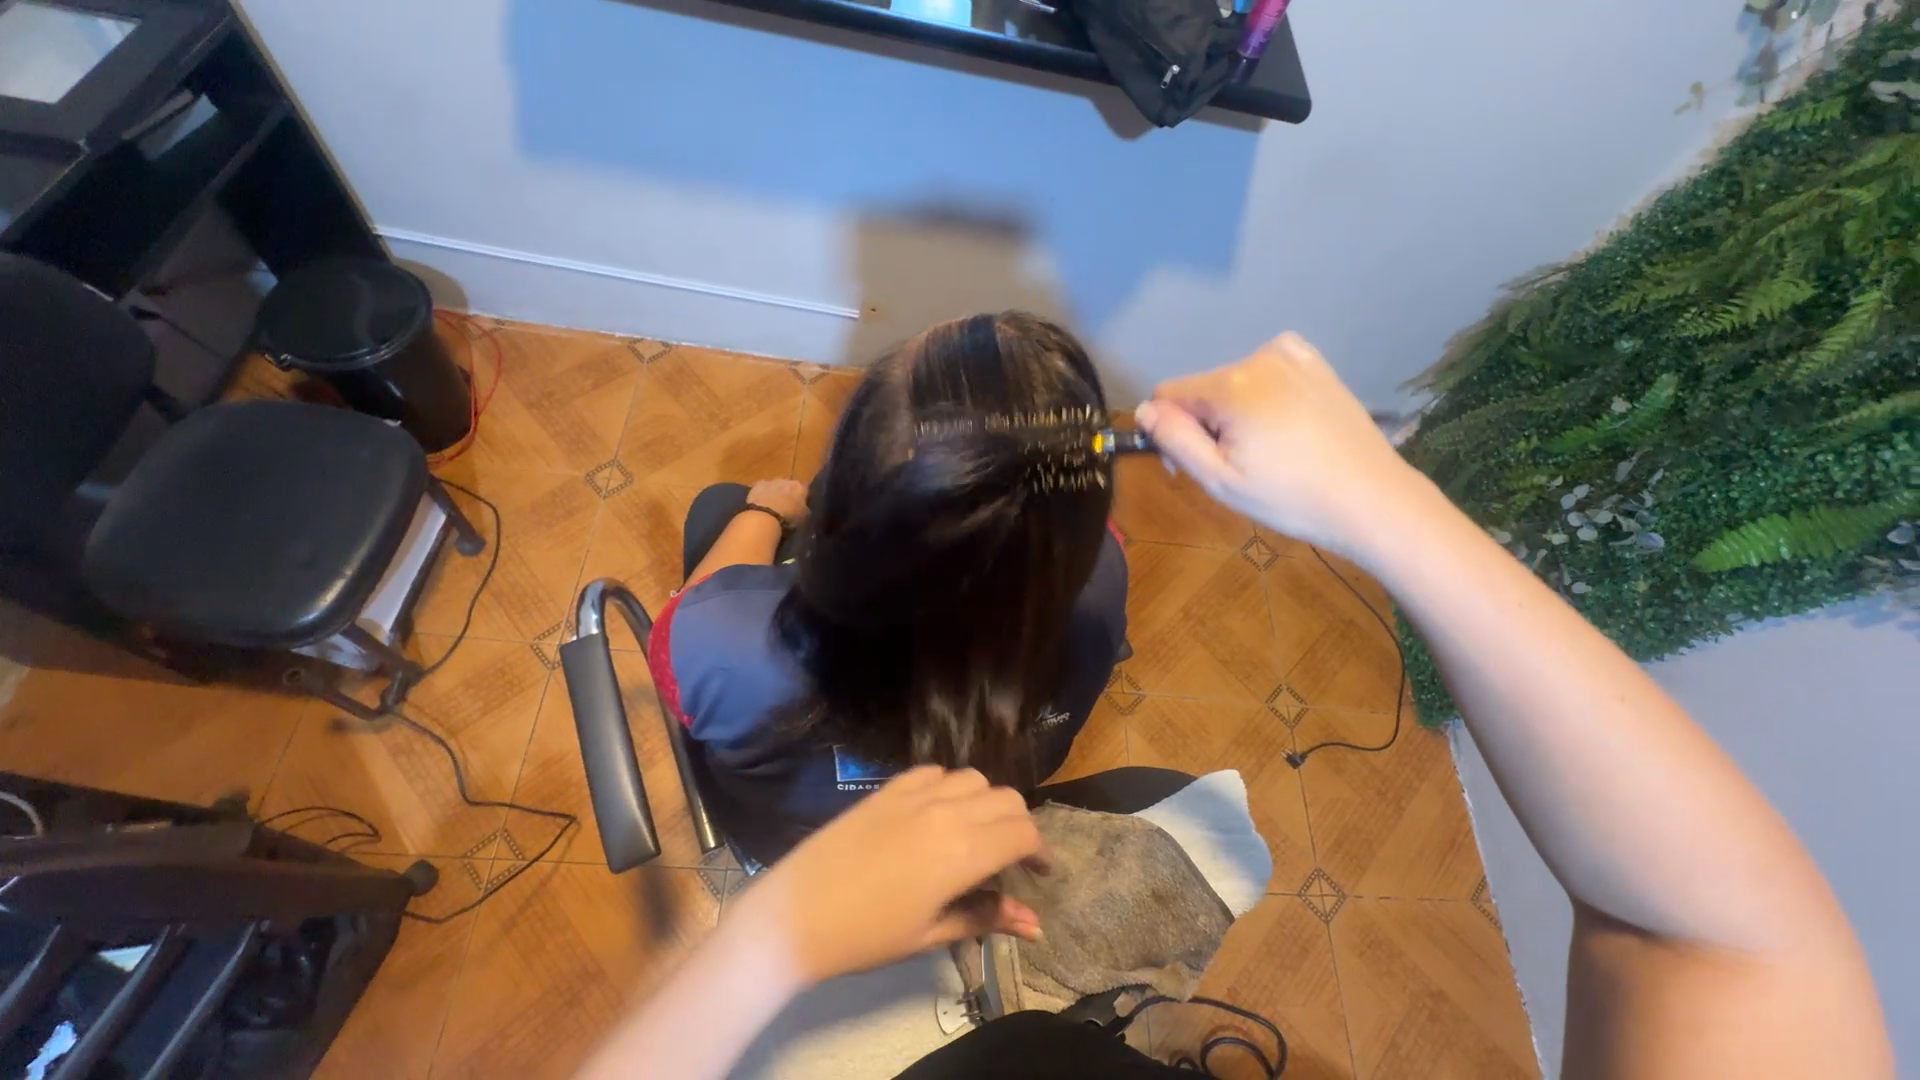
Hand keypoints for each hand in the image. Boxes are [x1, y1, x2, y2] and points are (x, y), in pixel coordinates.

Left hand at [733, 767, 1048, 985]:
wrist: (795, 914)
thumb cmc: (865, 936)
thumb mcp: (931, 934)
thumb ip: (985, 917)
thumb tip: (1034, 924)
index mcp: (962, 851)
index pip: (1024, 833)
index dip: (1041, 852)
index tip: (1039, 874)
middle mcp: (946, 811)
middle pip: (1007, 800)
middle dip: (1019, 827)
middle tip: (1011, 861)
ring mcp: (915, 794)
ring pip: (974, 778)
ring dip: (987, 802)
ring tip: (977, 833)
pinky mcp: (887, 789)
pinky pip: (934, 772)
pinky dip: (950, 786)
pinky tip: (940, 812)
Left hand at [746, 478, 807, 524]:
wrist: (765, 515)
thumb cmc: (788, 517)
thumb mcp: (803, 518)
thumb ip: (805, 510)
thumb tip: (804, 508)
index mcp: (800, 488)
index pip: (805, 490)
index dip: (802, 497)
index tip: (800, 505)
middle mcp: (788, 481)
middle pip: (789, 486)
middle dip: (788, 494)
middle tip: (785, 506)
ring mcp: (772, 481)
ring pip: (776, 486)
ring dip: (775, 493)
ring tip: (772, 506)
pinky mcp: (758, 484)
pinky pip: (762, 488)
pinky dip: (762, 493)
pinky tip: (761, 503)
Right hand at [1135, 333, 1419, 558]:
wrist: (1371, 498)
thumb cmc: (1290, 497)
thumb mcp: (1219, 479)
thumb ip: (1174, 439)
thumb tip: (1143, 410)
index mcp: (1232, 385)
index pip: (1167, 395)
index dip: (1171, 432)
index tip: (1195, 466)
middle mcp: (1259, 356)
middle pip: (1201, 390)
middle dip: (1206, 423)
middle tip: (1238, 467)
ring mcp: (1292, 355)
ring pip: (1231, 383)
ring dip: (1235, 413)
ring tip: (1267, 451)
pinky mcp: (1314, 362)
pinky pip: (1264, 374)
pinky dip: (1263, 397)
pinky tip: (1285, 427)